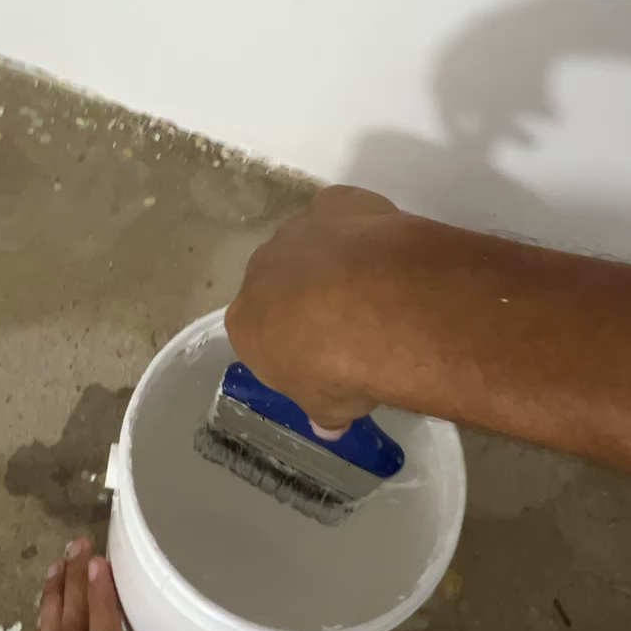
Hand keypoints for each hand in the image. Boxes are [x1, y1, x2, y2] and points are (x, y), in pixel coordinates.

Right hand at [226, 185, 403, 430]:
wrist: (379, 310)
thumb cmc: (342, 370)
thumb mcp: (332, 407)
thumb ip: (326, 412)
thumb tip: (329, 428)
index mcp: (246, 322)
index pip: (259, 333)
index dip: (292, 345)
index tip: (322, 360)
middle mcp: (262, 271)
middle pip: (281, 283)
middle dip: (309, 299)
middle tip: (352, 325)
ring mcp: (299, 232)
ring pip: (311, 245)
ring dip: (335, 262)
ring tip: (378, 289)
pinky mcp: (336, 202)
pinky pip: (342, 212)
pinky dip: (358, 226)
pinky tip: (384, 248)